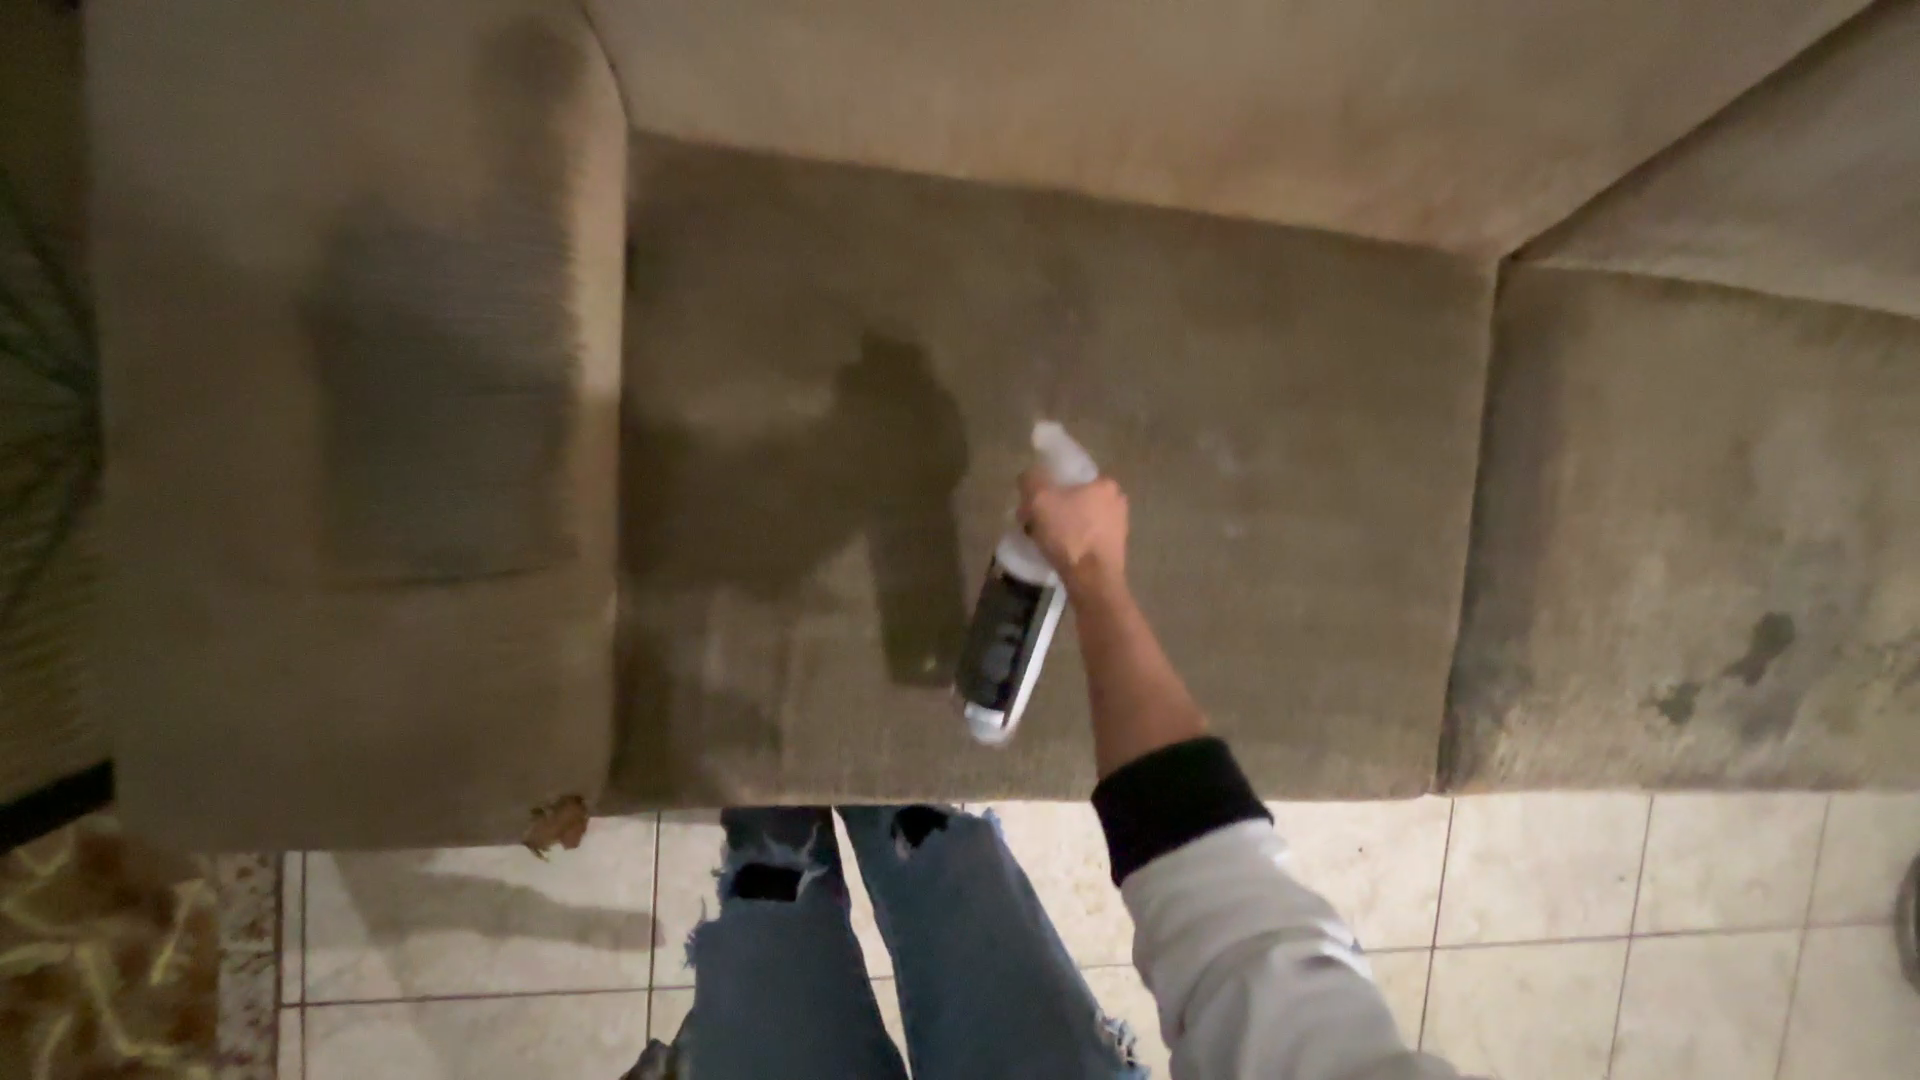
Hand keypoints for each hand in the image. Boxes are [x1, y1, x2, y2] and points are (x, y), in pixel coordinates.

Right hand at [1018, 470, 1128, 595]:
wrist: (1093, 581)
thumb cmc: (1069, 534)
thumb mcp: (1039, 499)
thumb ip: (1031, 479)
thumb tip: (1029, 477)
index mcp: (1105, 483)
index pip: (1071, 476)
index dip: (1048, 487)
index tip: (1033, 502)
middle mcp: (1118, 501)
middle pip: (1074, 498)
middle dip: (1053, 508)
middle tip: (1032, 522)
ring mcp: (1119, 527)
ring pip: (1080, 519)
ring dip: (1061, 526)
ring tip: (1042, 540)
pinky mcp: (1115, 550)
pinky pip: (1086, 539)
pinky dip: (1072, 542)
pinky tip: (1058, 553)